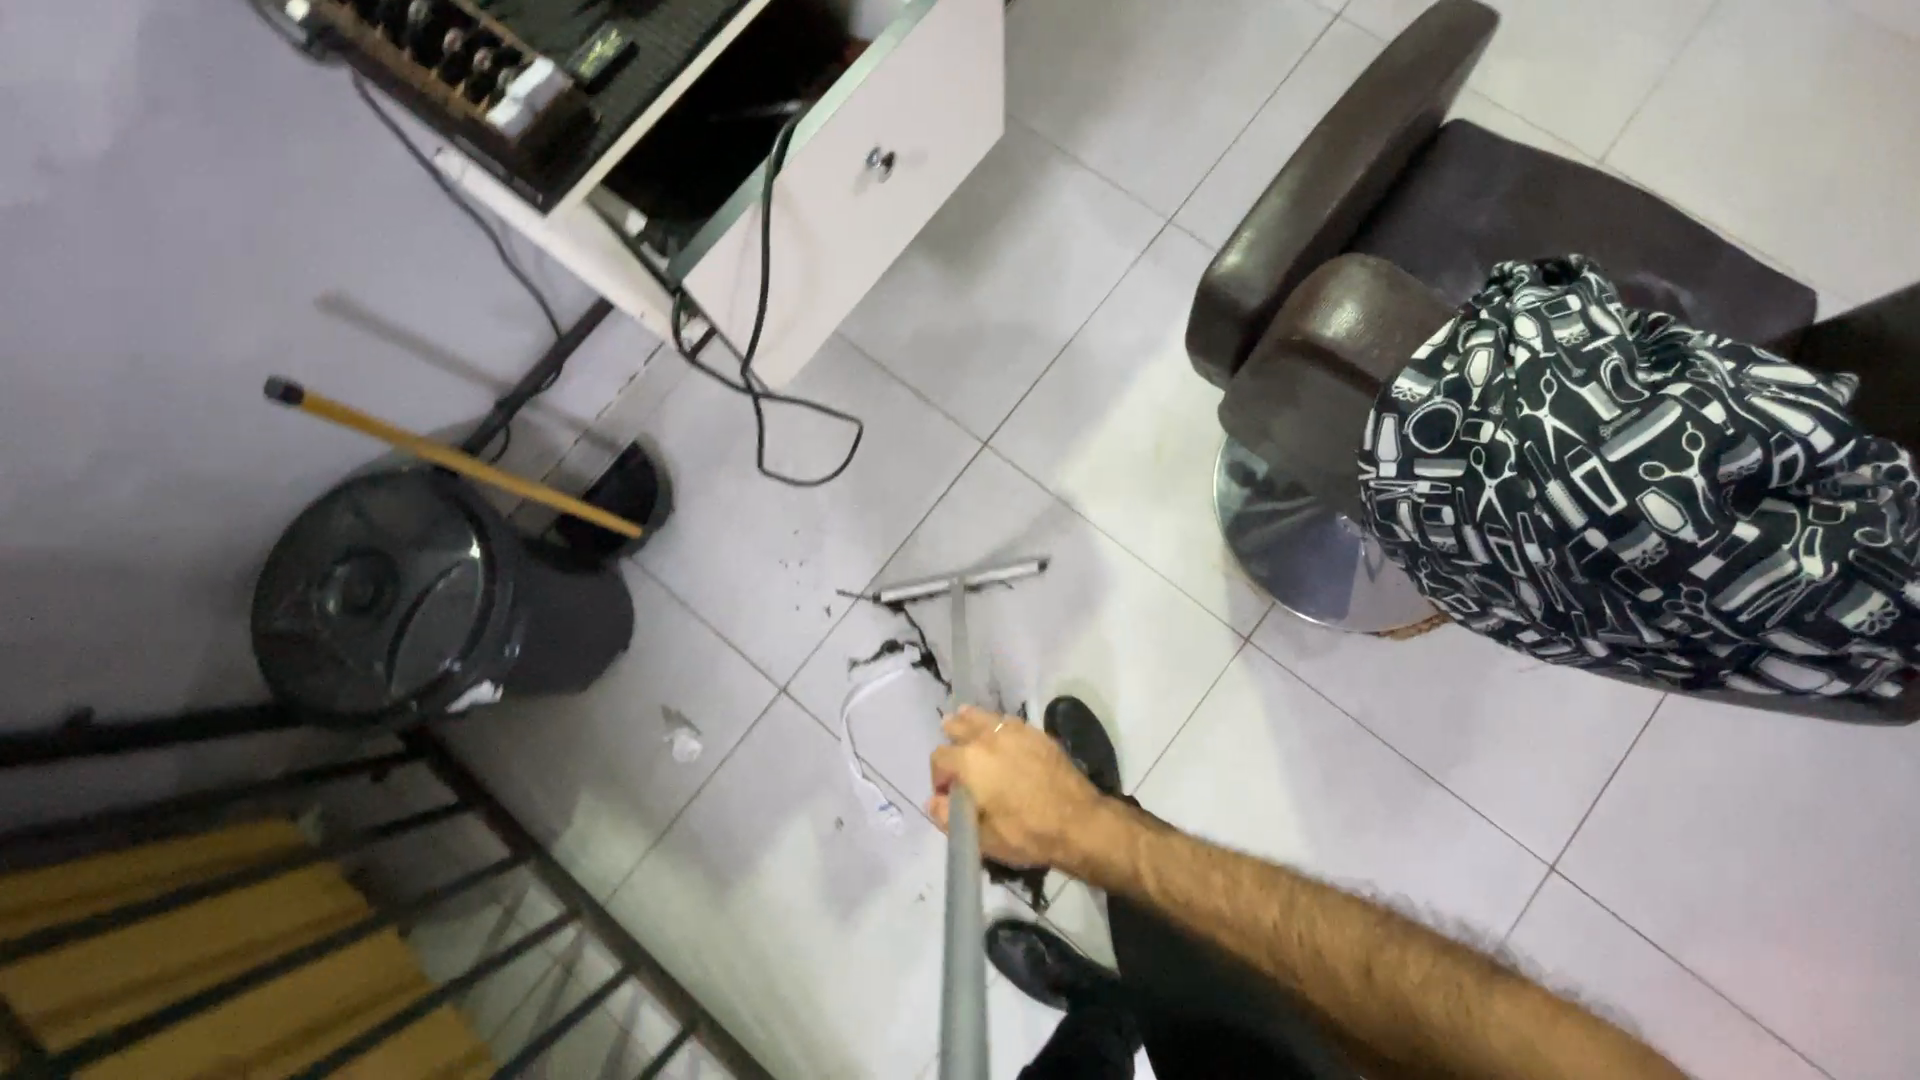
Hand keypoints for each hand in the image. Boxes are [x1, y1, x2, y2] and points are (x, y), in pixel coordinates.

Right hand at [927, 706, 1105, 868]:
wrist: (1079, 822)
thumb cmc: (1026, 833)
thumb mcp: (982, 838)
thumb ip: (949, 818)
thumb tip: (933, 802)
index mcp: (969, 761)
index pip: (939, 757)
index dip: (937, 776)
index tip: (947, 792)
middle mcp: (988, 737)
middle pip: (958, 725)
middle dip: (951, 739)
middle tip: (956, 757)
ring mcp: (1015, 731)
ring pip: (983, 716)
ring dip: (972, 724)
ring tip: (971, 734)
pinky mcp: (1037, 733)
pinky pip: (1009, 721)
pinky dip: (999, 726)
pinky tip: (1002, 738)